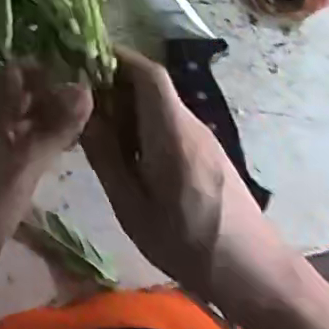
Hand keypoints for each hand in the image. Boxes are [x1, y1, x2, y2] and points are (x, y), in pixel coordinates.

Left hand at [0, 64, 92, 279]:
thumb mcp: (24, 165)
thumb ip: (56, 128)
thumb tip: (86, 90)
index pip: (15, 73)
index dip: (47, 72)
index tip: (81, 78)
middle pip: (19, 95)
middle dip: (52, 95)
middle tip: (88, 104)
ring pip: (21, 119)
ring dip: (49, 118)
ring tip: (83, 123)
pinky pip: (19, 141)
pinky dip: (40, 139)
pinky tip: (64, 146)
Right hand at [82, 48, 301, 312]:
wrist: (252, 270)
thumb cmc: (187, 244)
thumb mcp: (132, 206)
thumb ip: (106, 157)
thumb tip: (84, 116)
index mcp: (171, 133)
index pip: (148, 74)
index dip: (117, 58)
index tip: (83, 58)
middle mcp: (191, 125)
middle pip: (151, 86)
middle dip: (113, 83)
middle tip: (76, 100)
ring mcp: (203, 138)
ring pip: (159, 105)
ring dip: (126, 107)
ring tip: (94, 129)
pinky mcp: (207, 153)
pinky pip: (168, 123)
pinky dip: (142, 125)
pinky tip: (124, 153)